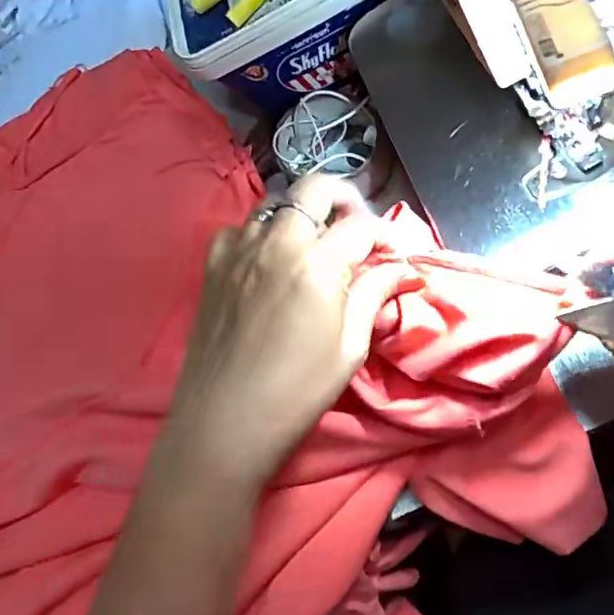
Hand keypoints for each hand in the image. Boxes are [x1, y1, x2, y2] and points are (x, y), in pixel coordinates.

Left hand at [159, 175, 420, 487]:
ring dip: (304, 214)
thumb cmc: (297, 392)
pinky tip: (270, 260)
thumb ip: (373, 294)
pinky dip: (262, 232)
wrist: (223, 426)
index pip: (361, 225)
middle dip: (345, 198)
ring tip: (317, 244)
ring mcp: (239, 249)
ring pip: (277, 203)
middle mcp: (276, 243)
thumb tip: (400, 267)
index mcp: (317, 264)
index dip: (384, 234)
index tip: (393, 253)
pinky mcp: (213, 265)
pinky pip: (241, 227)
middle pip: (315, 188)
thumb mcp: (350, 347)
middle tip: (357, 227)